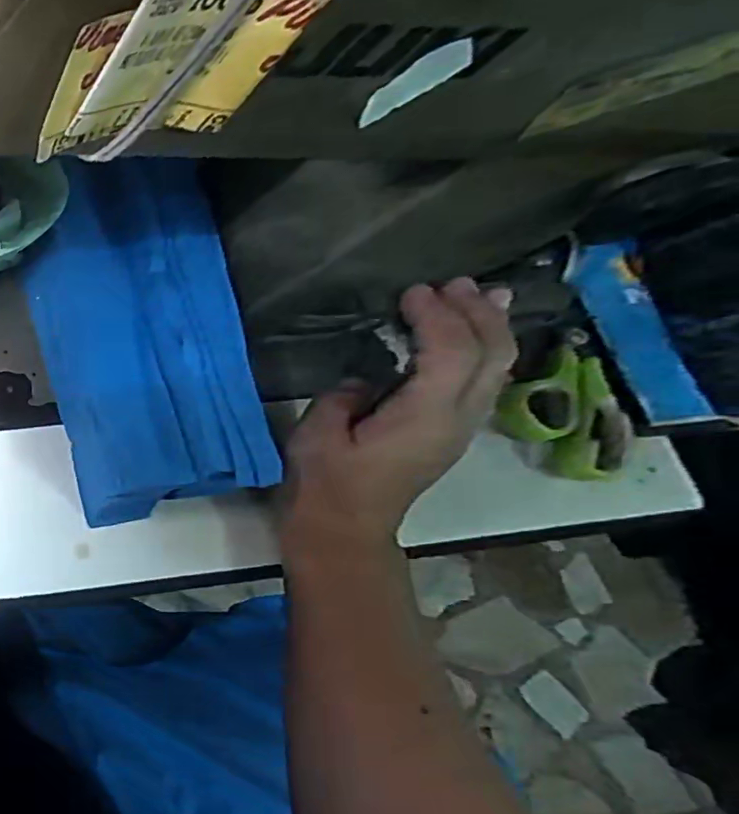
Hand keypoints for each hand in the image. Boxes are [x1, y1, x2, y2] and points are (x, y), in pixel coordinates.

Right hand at [280, 278, 516, 552]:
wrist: (343, 530)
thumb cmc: (323, 485)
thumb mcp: (317, 436)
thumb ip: (344, 398)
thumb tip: (366, 381)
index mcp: (424, 416)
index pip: (450, 351)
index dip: (437, 315)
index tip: (412, 292)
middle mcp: (458, 417)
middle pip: (492, 352)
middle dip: (478, 313)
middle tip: (455, 283)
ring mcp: (461, 427)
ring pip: (497, 365)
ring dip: (489, 327)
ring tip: (480, 297)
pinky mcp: (450, 434)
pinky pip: (483, 380)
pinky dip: (482, 349)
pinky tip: (469, 338)